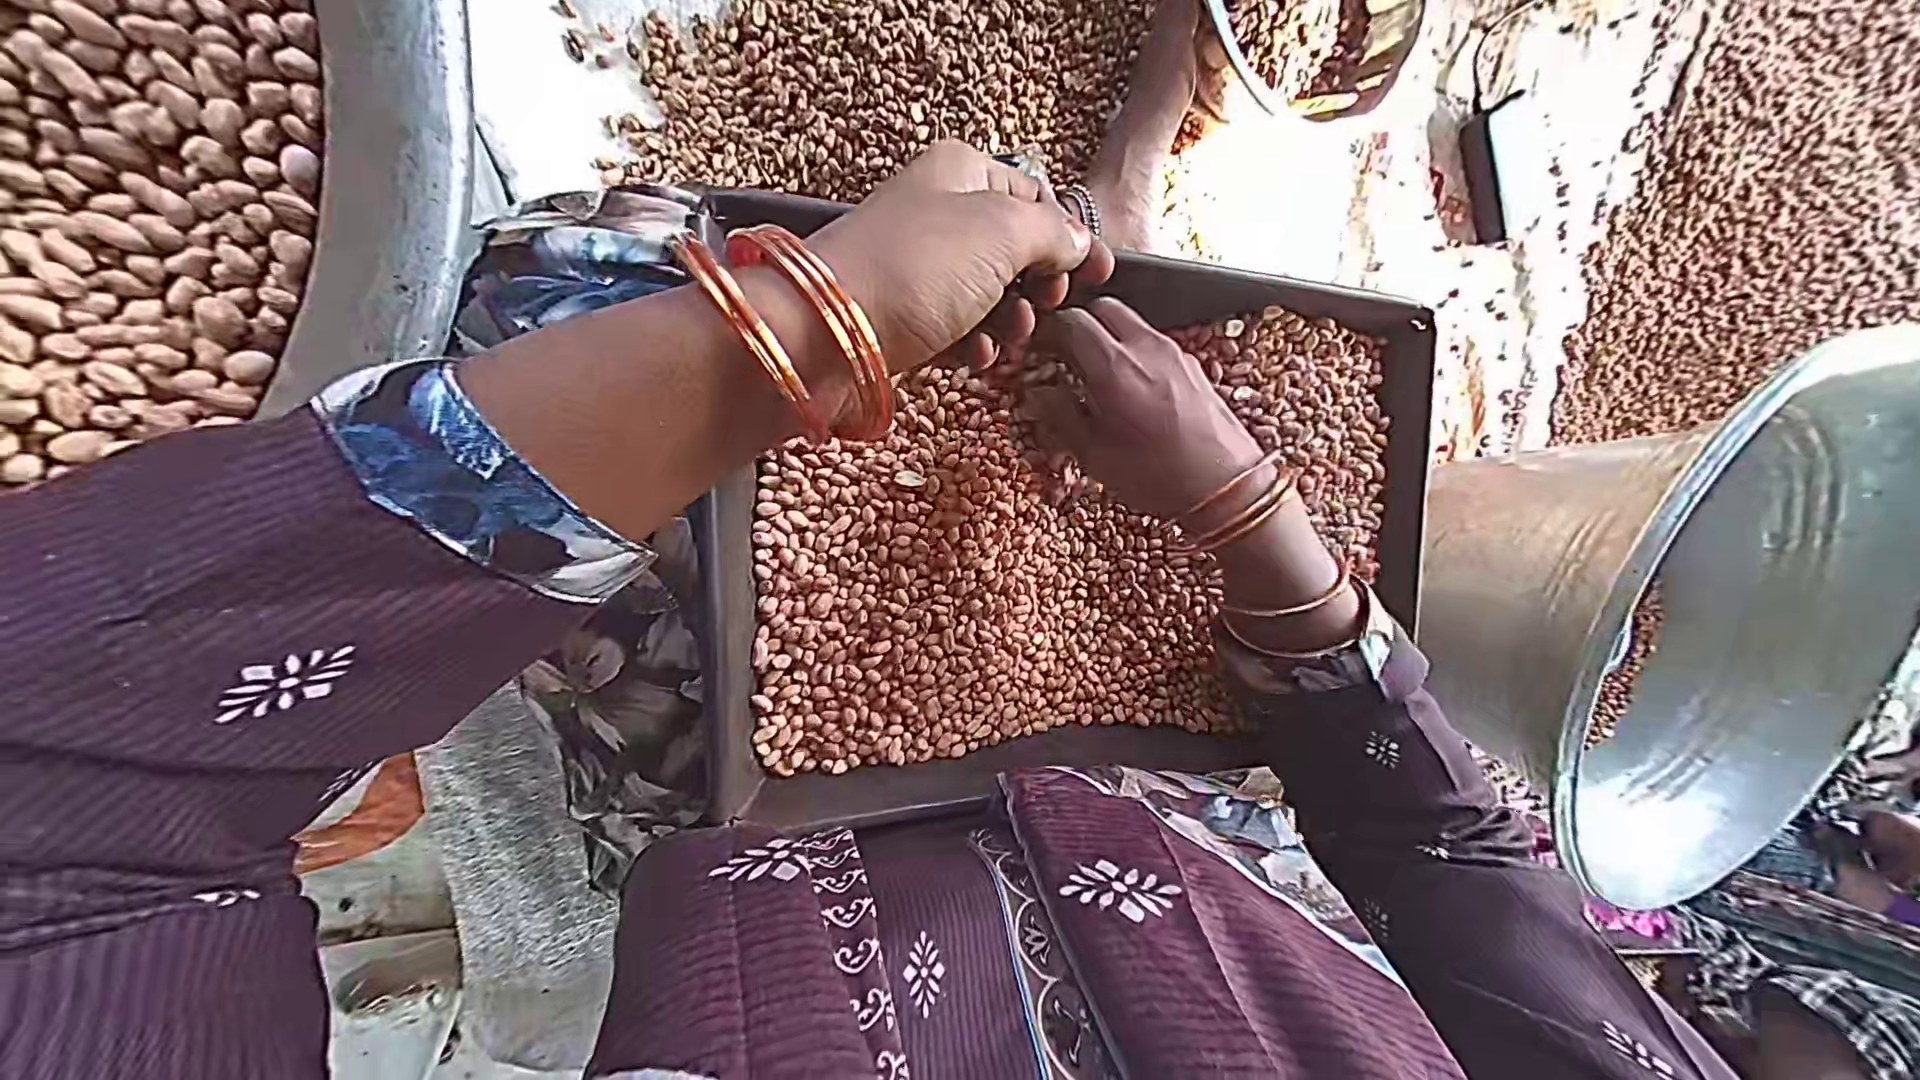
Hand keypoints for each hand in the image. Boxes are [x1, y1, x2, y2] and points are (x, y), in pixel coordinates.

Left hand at [807, 141, 1115, 373]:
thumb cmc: (916, 268)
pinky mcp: (909, 316)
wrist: (830, 330)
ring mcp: (923, 270)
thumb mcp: (1000, 232)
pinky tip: (976, 356)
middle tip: (1045, 307)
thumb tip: (1076, 243)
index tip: (1099, 275)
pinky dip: (975, 343)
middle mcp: (941, 215)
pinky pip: (959, 327)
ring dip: (1010, 320)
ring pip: (989, 294)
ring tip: (1011, 336)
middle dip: (1038, 285)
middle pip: (1014, 250)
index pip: (1036, 197)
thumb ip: (1050, 233)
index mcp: (963, 173)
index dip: (1070, 237)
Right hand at [1030, 298, 1361, 652]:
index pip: (1070, 322)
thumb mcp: (1094, 455)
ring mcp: (1172, 351)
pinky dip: (1129, 348)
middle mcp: (1145, 347)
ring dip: (1104, 334)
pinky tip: (1125, 383)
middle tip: (1060, 354)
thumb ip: (1061, 415)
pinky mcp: (1190, 362)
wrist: (1227, 486)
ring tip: (1090, 370)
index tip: (1034, 350)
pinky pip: (1150, 339)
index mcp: (1114, 368)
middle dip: (1076, 325)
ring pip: (1128, 320)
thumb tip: (1037, 392)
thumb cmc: (1156, 477)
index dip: (1046, 332)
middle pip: (1101, 308)